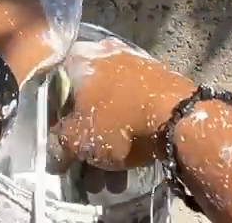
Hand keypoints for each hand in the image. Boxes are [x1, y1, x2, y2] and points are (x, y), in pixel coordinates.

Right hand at [52, 37, 193, 171]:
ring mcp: (132, 61)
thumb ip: (57, 144)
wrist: (176, 117)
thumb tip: (54, 153)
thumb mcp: (77, 140)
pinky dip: (128, 133)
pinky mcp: (155, 77)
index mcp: (79, 56)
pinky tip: (130, 164)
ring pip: (111, 108)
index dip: (56, 123)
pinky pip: (132, 106)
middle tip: (89, 173)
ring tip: (112, 179)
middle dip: (87, 142)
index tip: (63, 148)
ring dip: (108, 144)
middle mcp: (103, 51)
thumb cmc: (119, 122)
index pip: (55, 90)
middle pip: (86, 102)